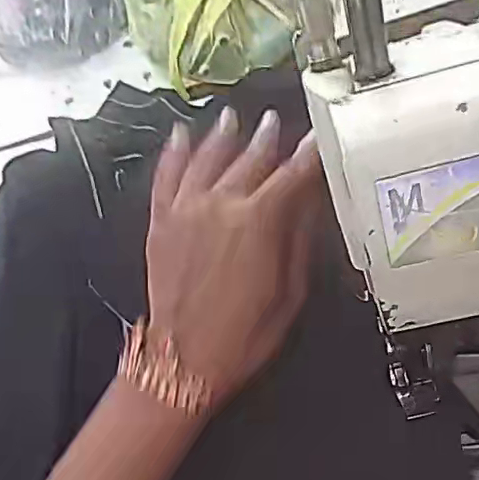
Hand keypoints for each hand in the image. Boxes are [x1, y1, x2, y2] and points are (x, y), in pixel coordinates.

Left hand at [144, 106, 324, 406]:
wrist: (185, 360)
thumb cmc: (244, 335)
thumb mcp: (289, 293)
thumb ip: (298, 242)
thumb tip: (307, 207)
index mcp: (259, 222)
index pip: (292, 177)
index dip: (308, 157)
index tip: (318, 142)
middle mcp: (221, 204)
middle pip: (250, 160)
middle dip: (269, 140)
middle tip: (279, 123)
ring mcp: (186, 209)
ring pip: (207, 157)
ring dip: (224, 136)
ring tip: (235, 119)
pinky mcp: (160, 221)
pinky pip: (167, 175)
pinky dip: (175, 153)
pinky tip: (181, 136)